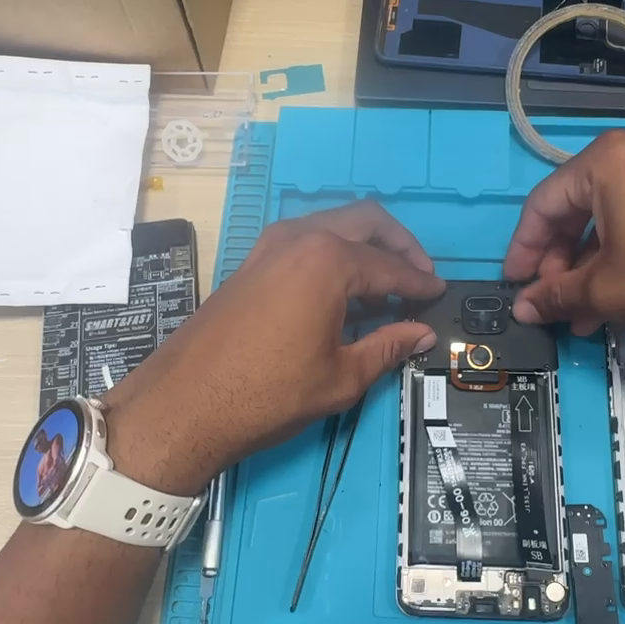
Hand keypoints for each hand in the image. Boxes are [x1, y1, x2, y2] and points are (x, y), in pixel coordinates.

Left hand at [103, 202, 443, 495]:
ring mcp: (270, 244)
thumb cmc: (268, 394)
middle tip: (419, 276)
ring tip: (384, 288)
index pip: (390, 266)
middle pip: (365, 221)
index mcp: (328, 261)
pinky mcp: (252, 260)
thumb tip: (422, 334)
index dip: (420, 282)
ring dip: (365, 245)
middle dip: (399, 244)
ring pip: (333, 225)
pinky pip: (306, 240)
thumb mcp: (340, 377)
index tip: (439, 293)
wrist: (185, 402)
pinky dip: (334, 253)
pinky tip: (342, 291)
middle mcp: (300, 237)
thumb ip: (387, 347)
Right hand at [503, 129, 624, 349]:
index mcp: (608, 160)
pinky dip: (622, 258)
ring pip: (612, 220)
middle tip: (549, 301)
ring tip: (581, 313)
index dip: (523, 250)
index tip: (514, 283)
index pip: (544, 204)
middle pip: (578, 209)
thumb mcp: (606, 290)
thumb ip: (555, 296)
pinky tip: (616, 299)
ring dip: (590, 268)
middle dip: (560, 262)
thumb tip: (525, 308)